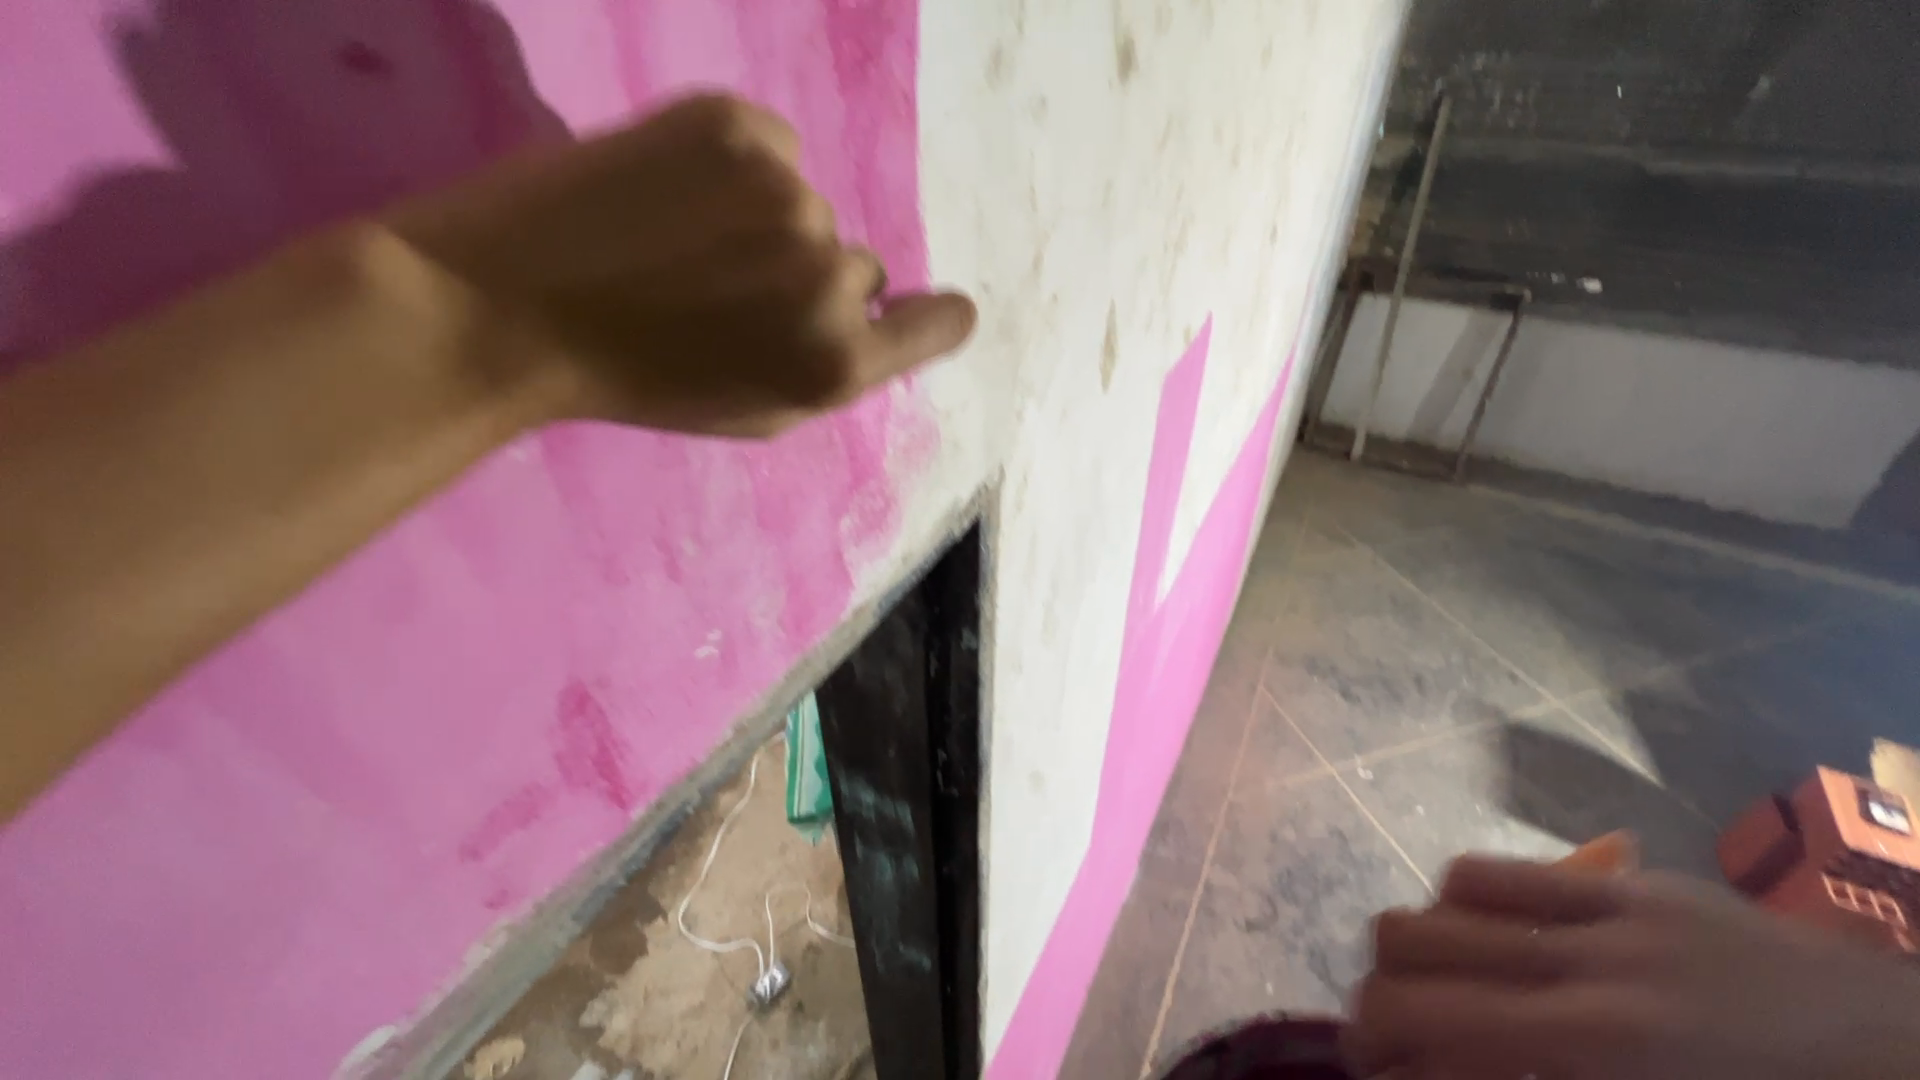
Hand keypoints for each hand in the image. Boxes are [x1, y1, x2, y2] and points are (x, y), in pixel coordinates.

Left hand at [388, 93, 975, 436]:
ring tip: (681, 241)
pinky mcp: (735, 124)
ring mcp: (787, 193)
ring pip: (808, 207)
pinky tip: (672, 192)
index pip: (941, 322)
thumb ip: (832, 370)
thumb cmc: (636, 380)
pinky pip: (772, 148)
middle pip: (859, 266)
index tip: (925, 311)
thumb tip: (876, 315)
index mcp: (834, 364)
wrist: (502, 307)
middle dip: (810, 279)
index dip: (933, 315)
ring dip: (766, 223)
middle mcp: (829, 277)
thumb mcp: (754, 410)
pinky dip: (737, 167)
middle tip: (726, 289)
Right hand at [1346, 857, 1919, 1079]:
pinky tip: (1494, 938)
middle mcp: (1587, 968)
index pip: (1432, 1023)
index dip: (1374, 1044)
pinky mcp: (1639, 887)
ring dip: (1422, 940)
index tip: (1365, 1064)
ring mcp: (1612, 914)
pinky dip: (1475, 903)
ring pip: (1449, 893)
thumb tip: (1436, 1072)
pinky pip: (1515, 872)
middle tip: (1384, 1028)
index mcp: (1599, 1051)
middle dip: (1375, 986)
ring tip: (1436, 980)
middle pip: (1414, 941)